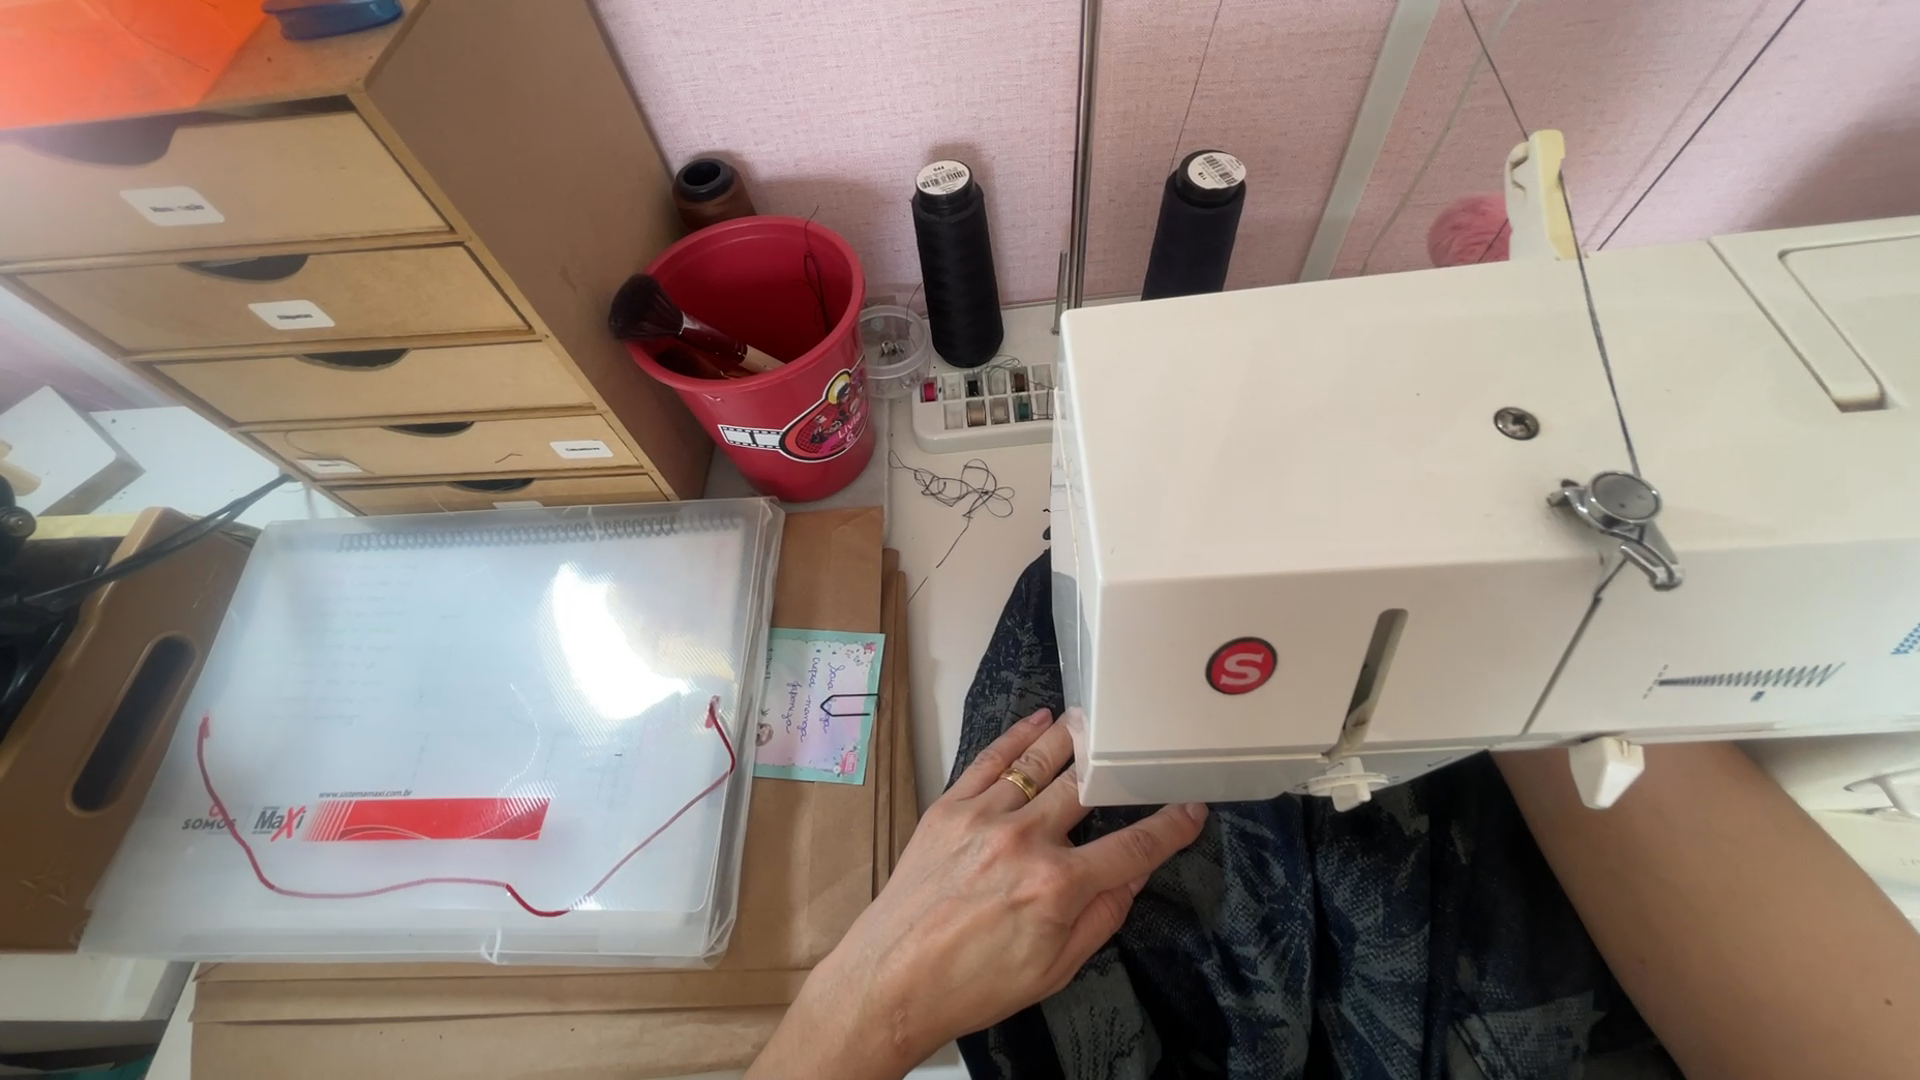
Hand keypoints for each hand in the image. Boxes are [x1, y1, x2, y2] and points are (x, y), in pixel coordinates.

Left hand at [746, 708, 1208, 1079]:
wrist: (894, 977)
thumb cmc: (974, 983)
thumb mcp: (1054, 968)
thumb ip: (1101, 915)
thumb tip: (1134, 874)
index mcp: (1058, 885)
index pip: (1131, 847)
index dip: (1168, 827)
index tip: (1190, 808)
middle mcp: (1025, 840)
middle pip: (1085, 789)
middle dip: (1118, 767)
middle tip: (1136, 747)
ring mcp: (985, 816)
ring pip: (1040, 763)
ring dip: (1071, 738)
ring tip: (1090, 718)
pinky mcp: (951, 806)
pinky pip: (991, 760)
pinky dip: (1017, 736)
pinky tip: (1036, 721)